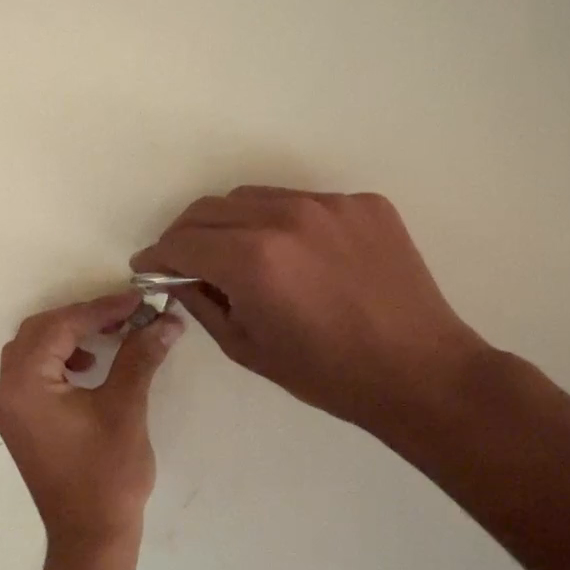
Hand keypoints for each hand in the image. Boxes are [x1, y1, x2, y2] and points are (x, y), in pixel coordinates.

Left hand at [0, 293, 185, 550]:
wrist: (90, 535)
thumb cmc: (107, 474)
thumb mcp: (125, 408)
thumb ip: (140, 356)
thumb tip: (165, 320)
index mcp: (23, 384)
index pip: (58, 327)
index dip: (99, 309)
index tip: (138, 300)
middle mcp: (6, 390)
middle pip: (38, 332)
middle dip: (82, 318)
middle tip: (125, 315)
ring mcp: (9, 407)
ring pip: (32, 350)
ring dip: (68, 336)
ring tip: (109, 338)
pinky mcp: (20, 421)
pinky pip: (32, 373)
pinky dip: (59, 360)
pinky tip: (89, 369)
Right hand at [131, 187, 491, 434]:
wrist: (419, 371)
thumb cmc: (325, 372)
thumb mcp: (246, 347)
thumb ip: (202, 303)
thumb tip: (179, 278)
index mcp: (252, 259)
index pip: (182, 241)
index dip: (158, 256)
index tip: (150, 268)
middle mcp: (286, 217)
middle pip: (209, 208)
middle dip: (186, 234)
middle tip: (185, 261)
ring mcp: (329, 205)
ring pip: (253, 197)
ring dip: (231, 222)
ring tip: (238, 254)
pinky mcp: (363, 204)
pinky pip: (301, 202)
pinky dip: (282, 223)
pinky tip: (295, 256)